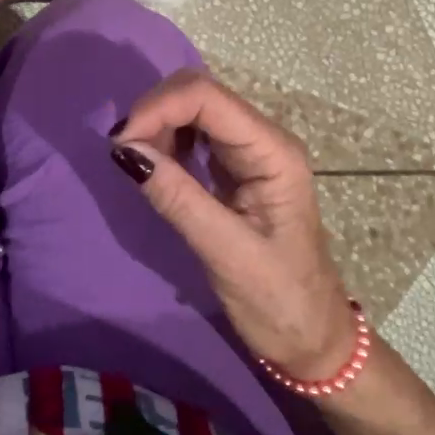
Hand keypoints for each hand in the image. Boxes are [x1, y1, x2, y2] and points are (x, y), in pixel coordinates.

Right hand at [110, 69, 354, 379]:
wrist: (313, 342)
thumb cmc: (281, 302)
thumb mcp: (226, 253)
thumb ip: (177, 198)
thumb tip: (125, 150)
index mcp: (273, 152)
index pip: (206, 96)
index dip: (158, 107)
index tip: (121, 143)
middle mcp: (262, 139)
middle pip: (197, 92)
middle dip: (154, 112)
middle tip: (125, 153)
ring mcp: (248, 150)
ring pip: (190, 106)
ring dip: (156, 124)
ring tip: (137, 162)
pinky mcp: (232, 165)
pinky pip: (190, 131)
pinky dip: (163, 139)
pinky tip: (155, 167)